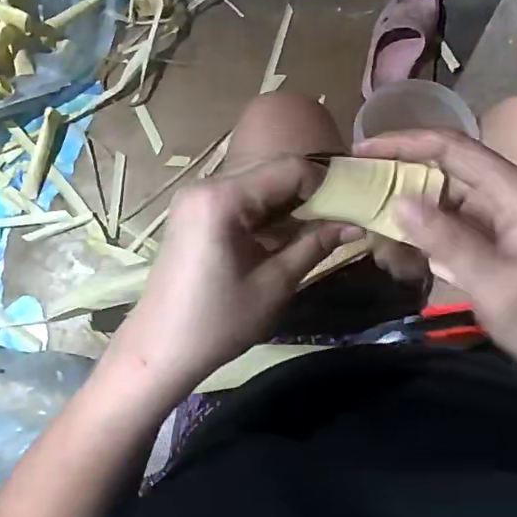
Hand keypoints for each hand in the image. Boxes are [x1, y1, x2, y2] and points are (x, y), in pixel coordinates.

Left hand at [108, 156, 360, 392]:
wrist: (160, 347)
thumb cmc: (218, 322)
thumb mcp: (274, 284)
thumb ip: (315, 245)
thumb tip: (356, 224)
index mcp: (221, 197)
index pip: (290, 168)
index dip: (326, 184)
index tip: (353, 206)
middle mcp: (205, 184)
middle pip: (271, 171)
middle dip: (309, 192)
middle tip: (342, 218)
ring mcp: (195, 196)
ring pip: (256, 184)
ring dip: (288, 203)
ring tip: (320, 229)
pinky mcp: (192, 211)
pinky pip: (238, 199)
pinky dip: (265, 212)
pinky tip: (286, 235)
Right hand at [353, 130, 516, 391]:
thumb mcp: (499, 288)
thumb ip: (449, 243)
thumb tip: (399, 202)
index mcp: (516, 194)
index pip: (452, 149)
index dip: (403, 143)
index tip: (359, 153)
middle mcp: (504, 195)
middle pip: (438, 168)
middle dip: (394, 181)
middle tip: (355, 203)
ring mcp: (496, 217)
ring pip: (434, 198)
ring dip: (402, 216)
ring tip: (379, 247)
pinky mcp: (489, 238)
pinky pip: (442, 224)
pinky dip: (416, 237)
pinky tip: (401, 261)